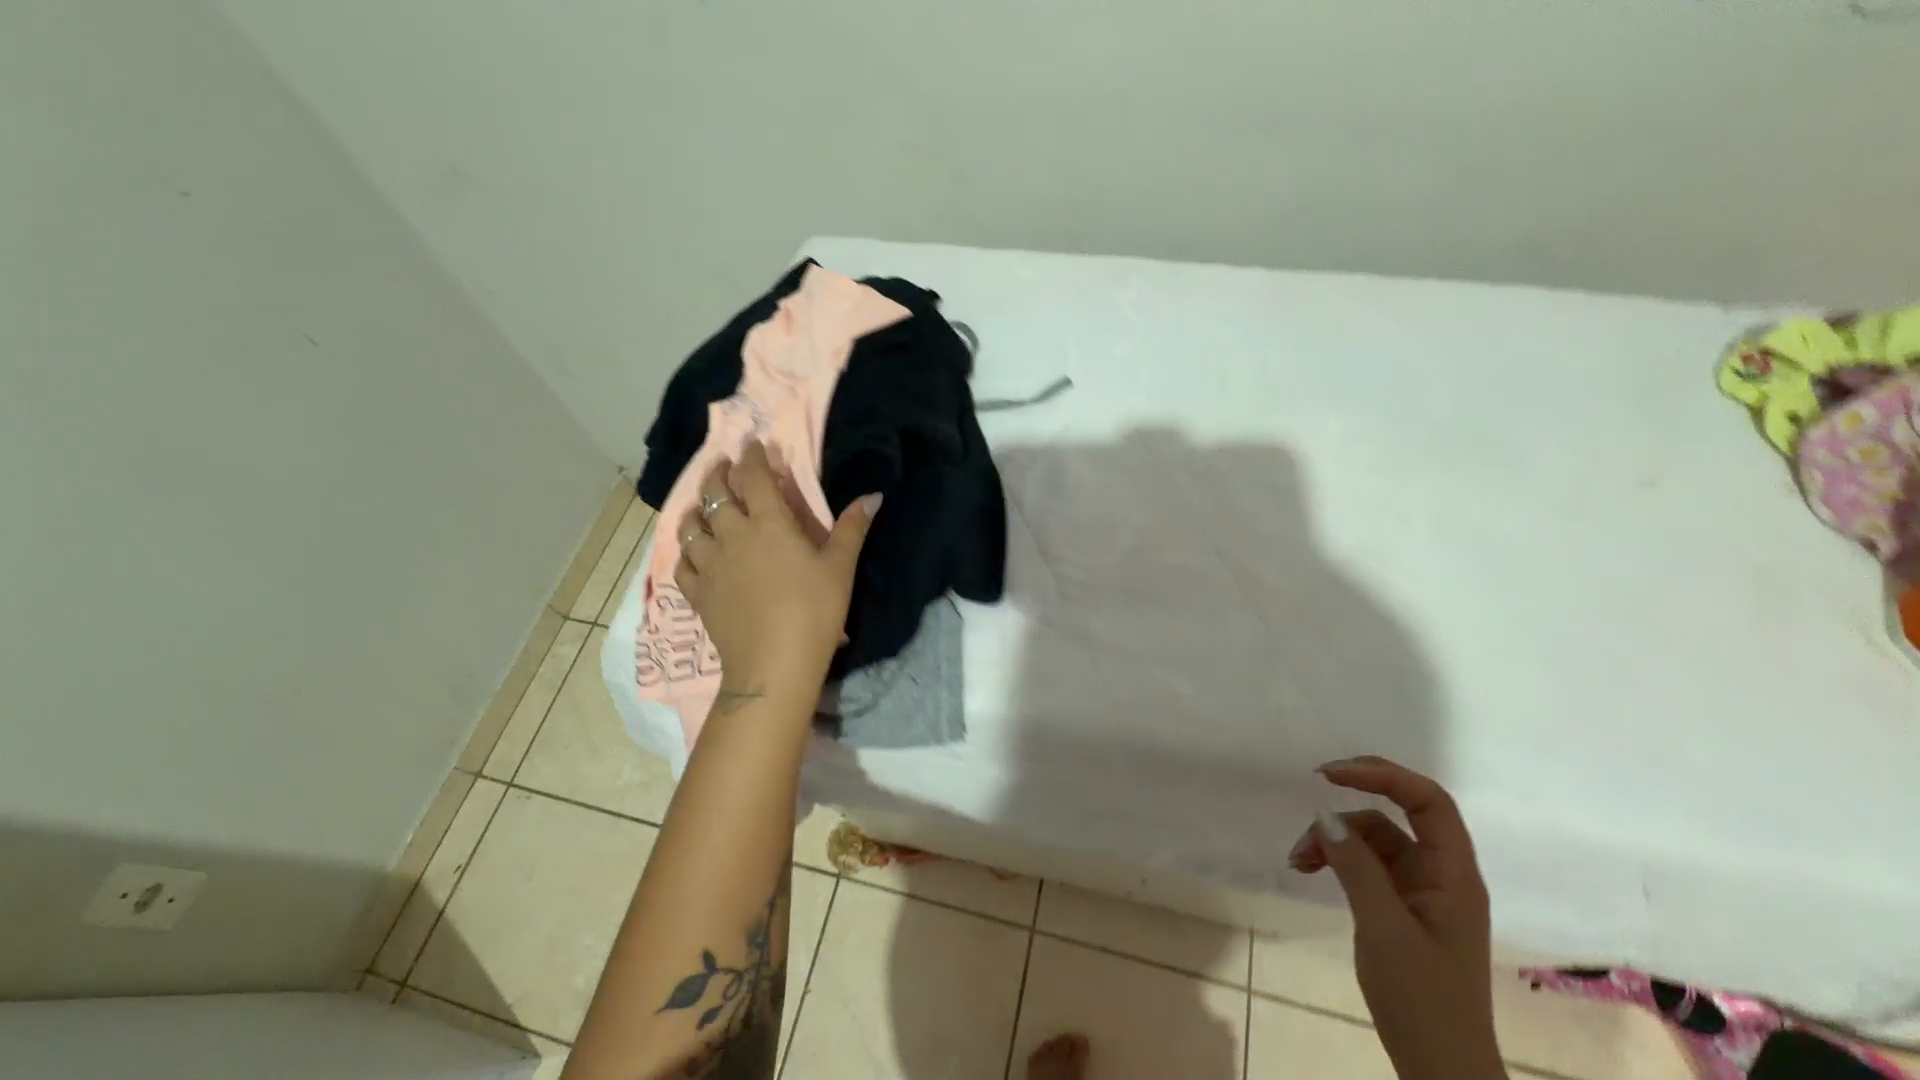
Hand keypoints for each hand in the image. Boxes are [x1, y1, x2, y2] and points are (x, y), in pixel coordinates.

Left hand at [674, 441, 879, 707]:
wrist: (773, 664)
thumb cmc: (814, 612)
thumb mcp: (840, 568)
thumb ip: (853, 528)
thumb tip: (873, 495)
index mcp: (769, 522)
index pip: (755, 477)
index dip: (752, 457)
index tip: (752, 444)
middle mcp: (732, 535)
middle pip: (715, 493)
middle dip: (718, 474)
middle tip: (722, 466)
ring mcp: (710, 564)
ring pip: (691, 526)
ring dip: (696, 510)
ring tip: (701, 505)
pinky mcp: (697, 593)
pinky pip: (683, 563)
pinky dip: (686, 552)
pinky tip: (693, 553)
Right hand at [1288, 757, 1506, 1079]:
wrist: (1441, 1068)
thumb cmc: (1422, 1000)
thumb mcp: (1383, 930)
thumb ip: (1356, 868)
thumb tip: (1325, 816)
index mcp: (1455, 874)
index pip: (1428, 801)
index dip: (1383, 775)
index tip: (1331, 774)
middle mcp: (1443, 874)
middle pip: (1401, 813)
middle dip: (1355, 798)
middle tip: (1313, 788)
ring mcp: (1423, 892)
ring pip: (1377, 840)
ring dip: (1337, 838)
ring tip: (1297, 859)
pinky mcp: (1404, 909)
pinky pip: (1370, 867)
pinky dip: (1340, 861)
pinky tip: (1310, 870)